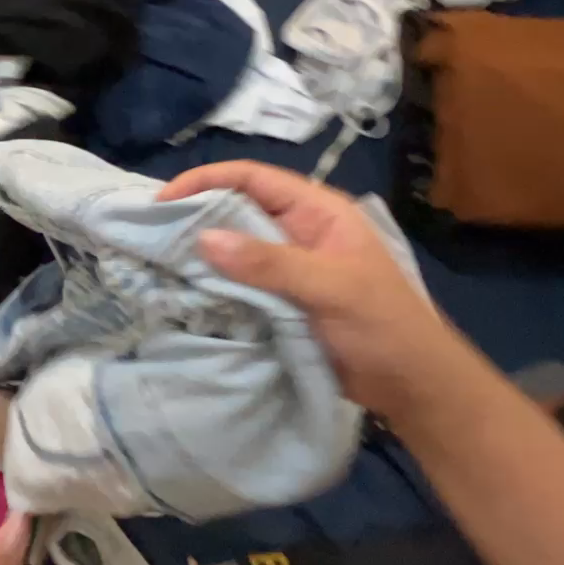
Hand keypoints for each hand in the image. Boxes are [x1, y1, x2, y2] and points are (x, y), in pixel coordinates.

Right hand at [158, 161, 480, 418]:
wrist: (413, 386)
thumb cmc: (383, 327)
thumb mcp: (331, 288)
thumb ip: (270, 263)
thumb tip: (204, 238)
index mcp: (317, 211)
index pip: (252, 178)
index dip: (206, 181)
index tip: (163, 199)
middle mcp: (297, 230)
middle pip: (236, 207)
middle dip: (195, 214)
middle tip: (150, 232)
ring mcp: (287, 265)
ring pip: (233, 245)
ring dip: (200, 250)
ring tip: (158, 259)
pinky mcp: (279, 297)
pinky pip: (237, 279)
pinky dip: (211, 281)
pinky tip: (185, 289)